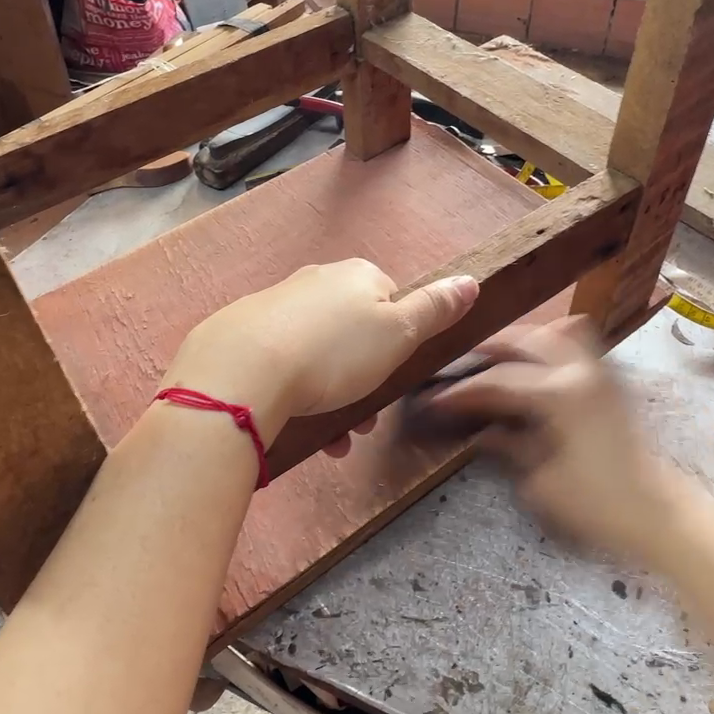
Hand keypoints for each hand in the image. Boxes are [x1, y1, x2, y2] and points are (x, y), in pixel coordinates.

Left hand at [161, 259, 478, 442]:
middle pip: (354, 333)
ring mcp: (276, 306)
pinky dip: (298, 395)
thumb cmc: (334, 352)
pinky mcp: (243, 334)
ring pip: (319, 355)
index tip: (394, 378)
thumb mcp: (399, 333)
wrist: (242, 371)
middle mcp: (315, 281)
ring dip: (335, 399)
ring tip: (336, 438)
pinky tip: (301, 427)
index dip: (398, 344)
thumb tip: (470, 280)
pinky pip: (284, 364)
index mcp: (356, 275)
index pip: (390, 302)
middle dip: (364, 381)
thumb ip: (435, 308)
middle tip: (364, 421)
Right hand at [427, 317, 693, 557]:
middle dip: (488, 349)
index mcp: (559, 394)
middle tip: (462, 365)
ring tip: (497, 356)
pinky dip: (552, 345)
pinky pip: (579, 344)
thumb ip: (508, 446)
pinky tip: (536, 365)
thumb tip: (483, 430)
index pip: (497, 381)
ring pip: (556, 332)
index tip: (435, 400)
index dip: (462, 391)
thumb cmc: (598, 505)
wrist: (660, 515)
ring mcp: (601, 372)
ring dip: (522, 340)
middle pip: (524, 340)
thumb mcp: (540, 482)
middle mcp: (581, 371)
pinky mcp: (613, 382)